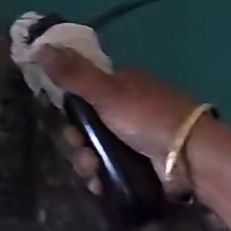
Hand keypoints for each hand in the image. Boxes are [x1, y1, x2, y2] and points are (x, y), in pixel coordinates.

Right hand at [35, 45, 213, 162]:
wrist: (191, 157)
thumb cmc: (148, 117)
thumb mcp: (107, 92)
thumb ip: (74, 73)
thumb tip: (40, 47)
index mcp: (121, 83)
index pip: (83, 91)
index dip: (69, 108)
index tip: (66, 122)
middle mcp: (126, 107)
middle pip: (85, 124)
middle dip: (77, 141)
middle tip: (82, 151)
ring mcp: (133, 136)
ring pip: (94, 148)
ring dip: (86, 162)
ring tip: (93, 172)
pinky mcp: (138, 163)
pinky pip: (108, 168)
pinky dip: (100, 176)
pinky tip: (100, 184)